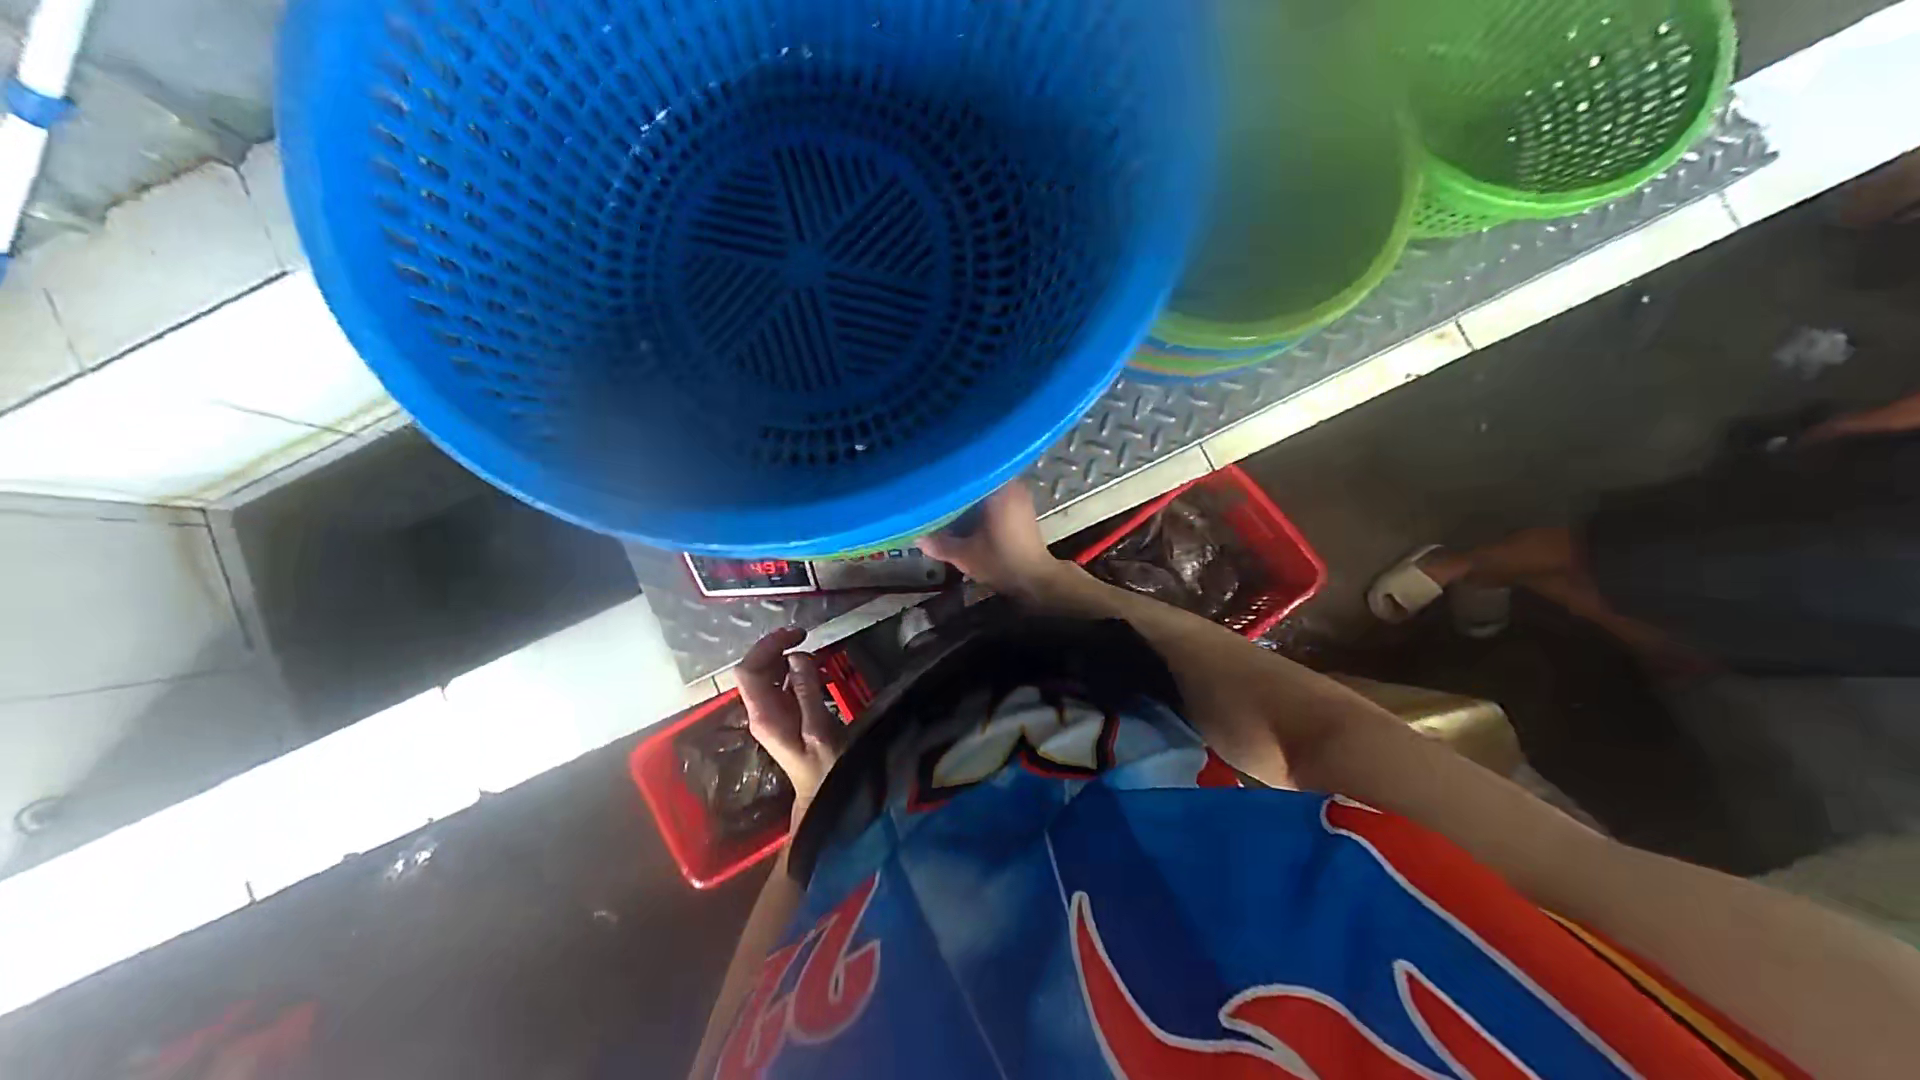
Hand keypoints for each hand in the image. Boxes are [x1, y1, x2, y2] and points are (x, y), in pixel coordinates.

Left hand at [736, 627, 846, 831]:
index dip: (767, 646)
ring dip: (787, 658)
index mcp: (764, 715)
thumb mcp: (820, 729)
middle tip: (807, 637)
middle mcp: (760, 711)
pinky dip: (795, 671)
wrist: (824, 794)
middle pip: (756, 668)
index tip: (796, 635)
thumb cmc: (825, 767)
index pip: (748, 670)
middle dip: (777, 648)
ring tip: (816, 657)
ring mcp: (770, 713)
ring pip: (767, 674)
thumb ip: (807, 692)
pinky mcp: (782, 715)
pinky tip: (817, 674)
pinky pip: (781, 684)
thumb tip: (796, 657)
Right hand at [918, 482, 1078, 602]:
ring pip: (986, 487)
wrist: (1035, 580)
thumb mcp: (964, 555)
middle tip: (934, 490)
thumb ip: (939, 543)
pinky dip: (980, 503)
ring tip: (946, 500)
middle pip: (977, 477)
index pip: (967, 470)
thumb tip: (916, 537)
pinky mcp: (1022, 508)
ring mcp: (1019, 495)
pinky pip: (995, 496)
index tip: (930, 479)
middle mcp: (1011, 484)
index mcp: (998, 488)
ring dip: (968, 495)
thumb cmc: (1001, 562)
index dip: (947, 476)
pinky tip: (965, 512)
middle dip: (956, 486)